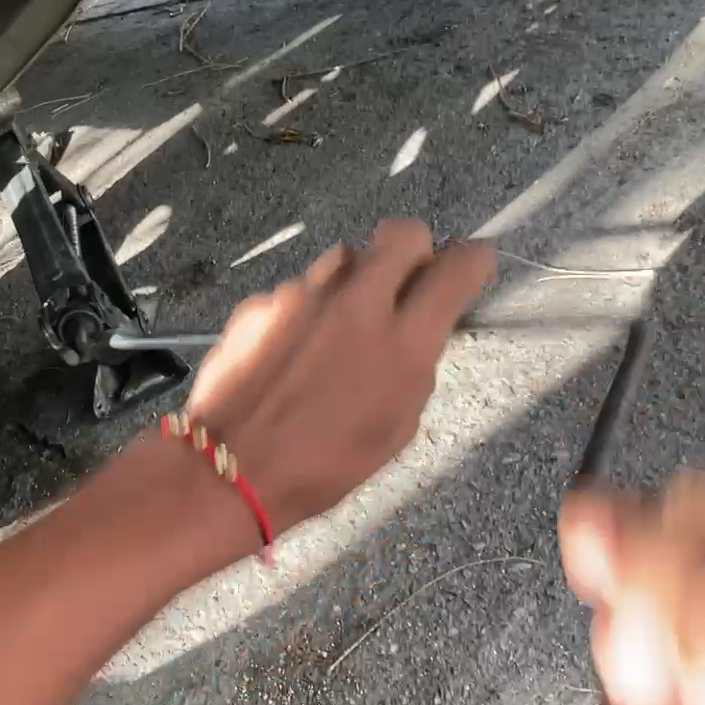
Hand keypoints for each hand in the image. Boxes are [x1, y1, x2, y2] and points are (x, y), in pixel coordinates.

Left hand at [185, 219, 493, 530]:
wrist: (231, 469)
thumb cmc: (323, 467)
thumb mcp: (394, 429)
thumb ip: (414, 366)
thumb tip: (417, 330)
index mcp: (403, 343)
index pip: (457, 268)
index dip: (472, 261)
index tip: (471, 264)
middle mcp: (356, 304)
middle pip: (402, 235)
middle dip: (414, 252)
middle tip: (404, 284)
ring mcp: (302, 296)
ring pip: (344, 258)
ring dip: (352, 282)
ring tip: (336, 327)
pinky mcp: (261, 302)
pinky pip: (296, 290)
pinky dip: (302, 311)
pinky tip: (288, 351)